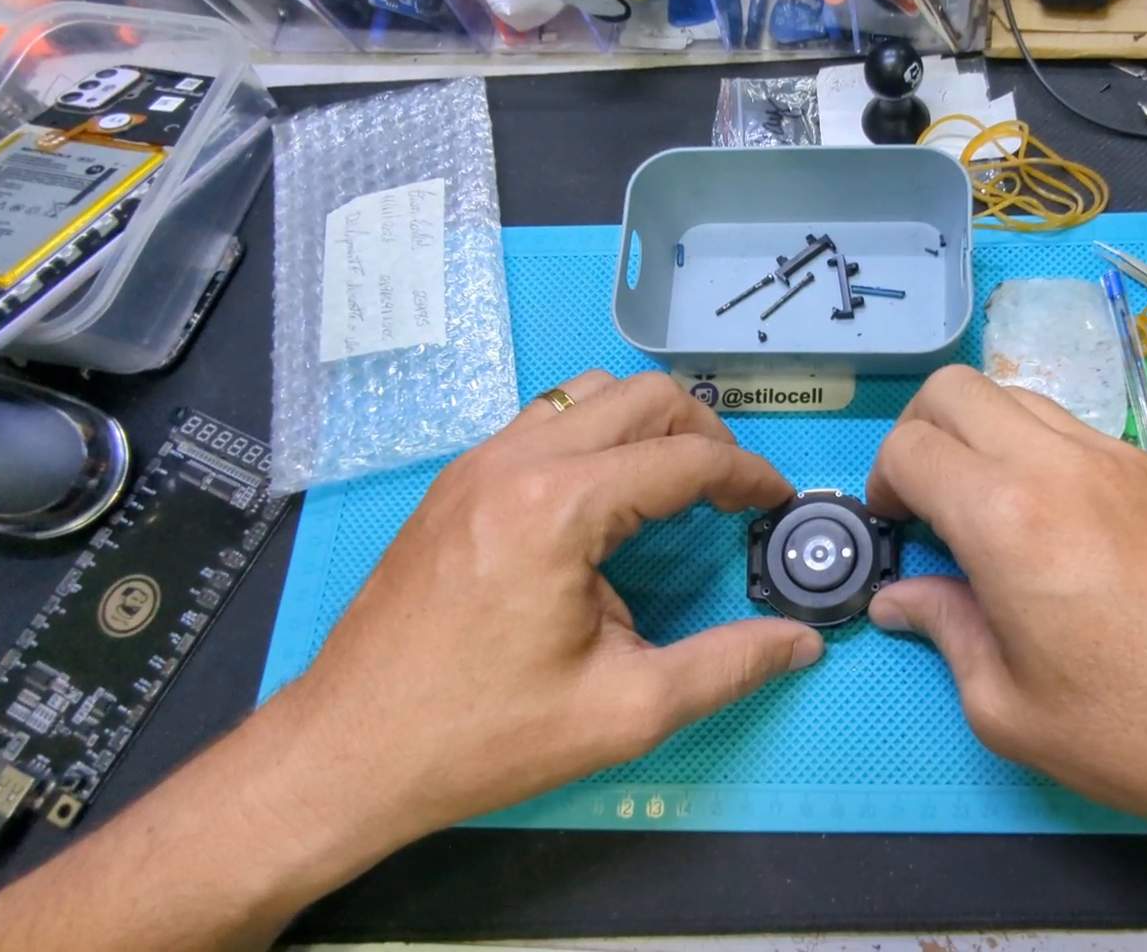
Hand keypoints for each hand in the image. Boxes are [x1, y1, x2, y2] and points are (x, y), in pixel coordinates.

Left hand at [270, 369, 823, 839]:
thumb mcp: (627, 711)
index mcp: (561, 507)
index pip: (686, 458)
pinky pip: (549, 418)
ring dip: (651, 422)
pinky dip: (601, 432)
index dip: (748, 474)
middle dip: (707, 432)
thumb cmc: (486, 735)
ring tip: (678, 477)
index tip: (777, 501)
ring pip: (592, 393)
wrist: (343, 754)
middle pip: (644, 396)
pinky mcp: (458, 479)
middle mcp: (519, 461)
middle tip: (732, 488)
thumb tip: (803, 643)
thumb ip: (730, 666)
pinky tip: (609, 491)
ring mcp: (480, 462)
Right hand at [863, 366, 1146, 849]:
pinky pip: (1077, 429)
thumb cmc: (1136, 730)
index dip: (882, 481)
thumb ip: (943, 631)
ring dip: (981, 434)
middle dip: (919, 429)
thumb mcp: (1008, 707)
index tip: (895, 525)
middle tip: (925, 495)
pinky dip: (1039, 452)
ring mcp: (1120, 456)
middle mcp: (1059, 464)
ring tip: (990, 505)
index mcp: (1007, 518)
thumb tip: (900, 601)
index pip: (911, 448)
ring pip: (1019, 397)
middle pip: (956, 388)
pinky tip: (1060, 520)